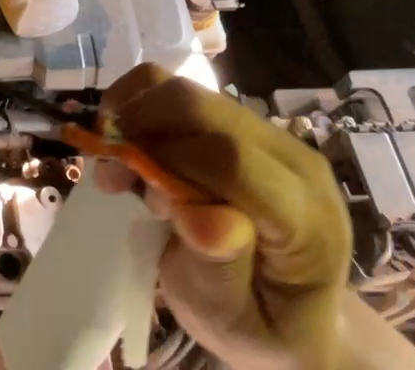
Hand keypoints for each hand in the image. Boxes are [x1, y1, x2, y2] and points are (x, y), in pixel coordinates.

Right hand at [98, 65, 414, 369]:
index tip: (121, 188)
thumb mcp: (234, 322)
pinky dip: (139, 107)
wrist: (287, 311)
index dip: (166, 160)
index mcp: (306, 218)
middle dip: (139, 127)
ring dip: (133, 117)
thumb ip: (221, 271)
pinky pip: (179, 91)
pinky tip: (129, 145)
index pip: (231, 160)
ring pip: (185, 91)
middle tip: (108, 172)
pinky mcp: (241, 121)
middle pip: (203, 108)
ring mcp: (269, 134)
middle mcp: (294, 160)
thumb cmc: (258, 324)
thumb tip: (204, 218)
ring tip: (118, 164)